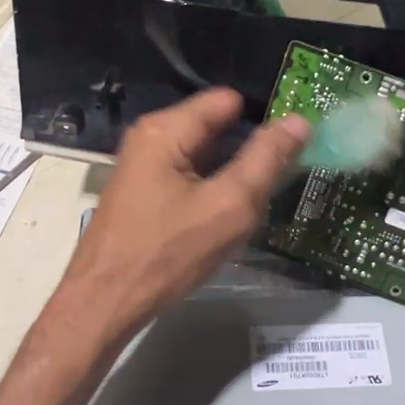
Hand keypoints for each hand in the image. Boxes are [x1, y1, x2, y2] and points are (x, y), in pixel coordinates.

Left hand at [58, 88, 310, 337]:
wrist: (104, 304)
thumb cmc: (166, 254)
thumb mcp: (228, 206)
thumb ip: (266, 160)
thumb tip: (300, 121)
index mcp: (167, 130)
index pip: (229, 101)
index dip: (264, 118)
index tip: (293, 147)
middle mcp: (152, 138)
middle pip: (218, 127)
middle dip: (250, 152)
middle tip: (280, 182)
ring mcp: (145, 167)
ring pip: (207, 158)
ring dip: (234, 178)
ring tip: (257, 206)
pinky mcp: (145, 194)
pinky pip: (192, 179)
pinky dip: (214, 194)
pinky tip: (228, 222)